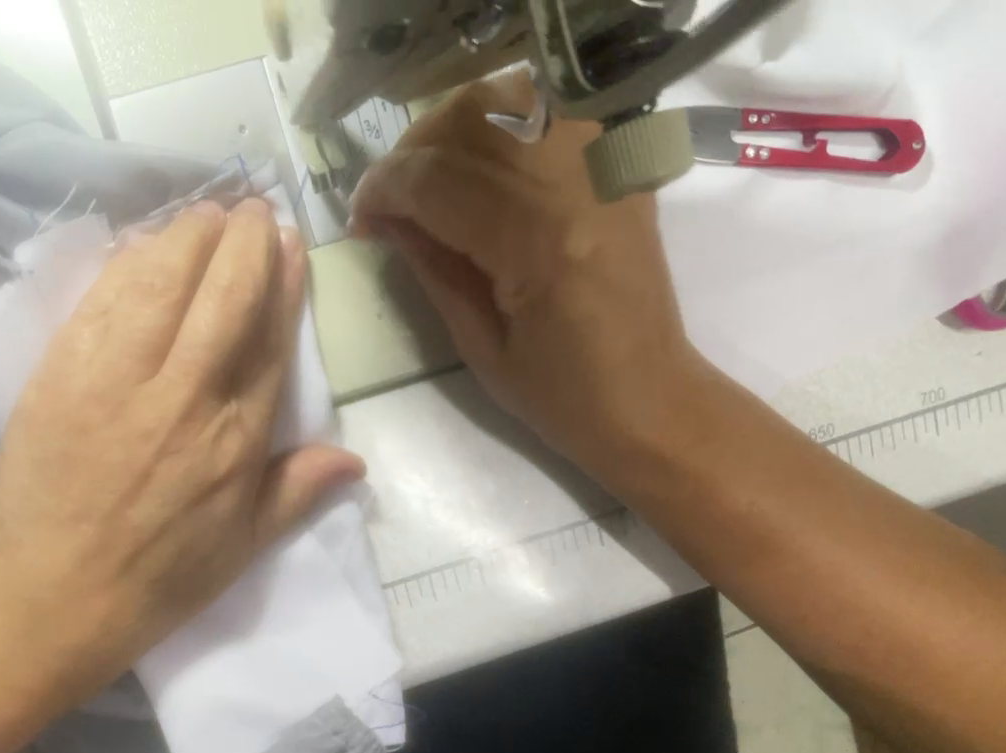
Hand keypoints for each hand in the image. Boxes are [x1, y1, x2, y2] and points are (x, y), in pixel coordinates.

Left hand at [0, 199, 363, 707]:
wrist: (55, 595)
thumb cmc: (159, 578)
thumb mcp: (243, 547)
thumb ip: (297, 492)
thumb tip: (354, 458)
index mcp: (237, 439)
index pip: (269, 339)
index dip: (282, 282)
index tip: (289, 242)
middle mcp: (184, 397)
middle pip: (223, 295)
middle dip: (243, 240)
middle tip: (251, 211)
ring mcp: (118, 380)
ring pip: (163, 282)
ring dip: (189, 236)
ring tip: (204, 215)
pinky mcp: (63, 372)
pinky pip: (103, 299)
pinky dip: (129, 262)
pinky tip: (144, 244)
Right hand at [351, 72, 699, 469]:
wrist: (647, 397)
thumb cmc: (558, 395)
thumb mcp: (477, 344)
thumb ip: (430, 267)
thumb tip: (381, 218)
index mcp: (537, 243)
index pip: (439, 180)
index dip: (385, 188)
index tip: (359, 215)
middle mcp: (575, 185)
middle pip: (472, 122)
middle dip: (413, 152)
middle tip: (391, 200)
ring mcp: (604, 167)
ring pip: (510, 102)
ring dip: (455, 131)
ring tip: (432, 180)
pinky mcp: (617, 167)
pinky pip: (549, 114)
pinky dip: (503, 127)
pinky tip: (481, 170)